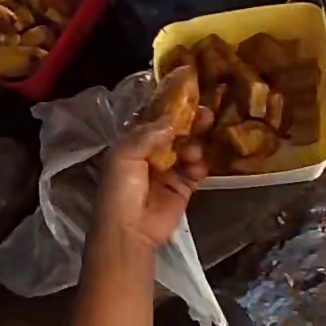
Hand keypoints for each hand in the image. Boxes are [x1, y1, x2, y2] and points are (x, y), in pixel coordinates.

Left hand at [92, 119, 207, 252]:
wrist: (130, 230)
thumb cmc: (120, 190)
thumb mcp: (124, 156)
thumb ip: (147, 134)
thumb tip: (171, 121)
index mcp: (133, 143)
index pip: (152, 119)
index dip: (168, 107)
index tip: (187, 94)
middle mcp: (152, 153)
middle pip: (175, 131)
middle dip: (190, 121)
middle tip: (205, 114)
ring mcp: (170, 170)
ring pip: (189, 147)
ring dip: (196, 141)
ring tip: (198, 145)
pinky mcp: (184, 186)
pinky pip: (197, 168)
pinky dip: (201, 163)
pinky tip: (198, 162)